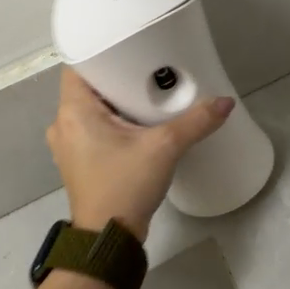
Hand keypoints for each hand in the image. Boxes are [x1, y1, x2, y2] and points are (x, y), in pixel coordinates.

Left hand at [44, 67, 232, 239]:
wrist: (108, 238)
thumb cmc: (125, 185)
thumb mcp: (165, 148)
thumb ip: (196, 122)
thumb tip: (226, 102)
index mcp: (73, 111)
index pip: (80, 66)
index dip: (104, 54)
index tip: (133, 50)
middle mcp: (64, 124)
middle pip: (90, 87)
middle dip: (120, 79)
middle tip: (152, 72)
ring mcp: (69, 146)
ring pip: (93, 110)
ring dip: (118, 103)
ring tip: (150, 97)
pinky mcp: (81, 162)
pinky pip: (95, 129)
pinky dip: (115, 123)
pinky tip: (140, 126)